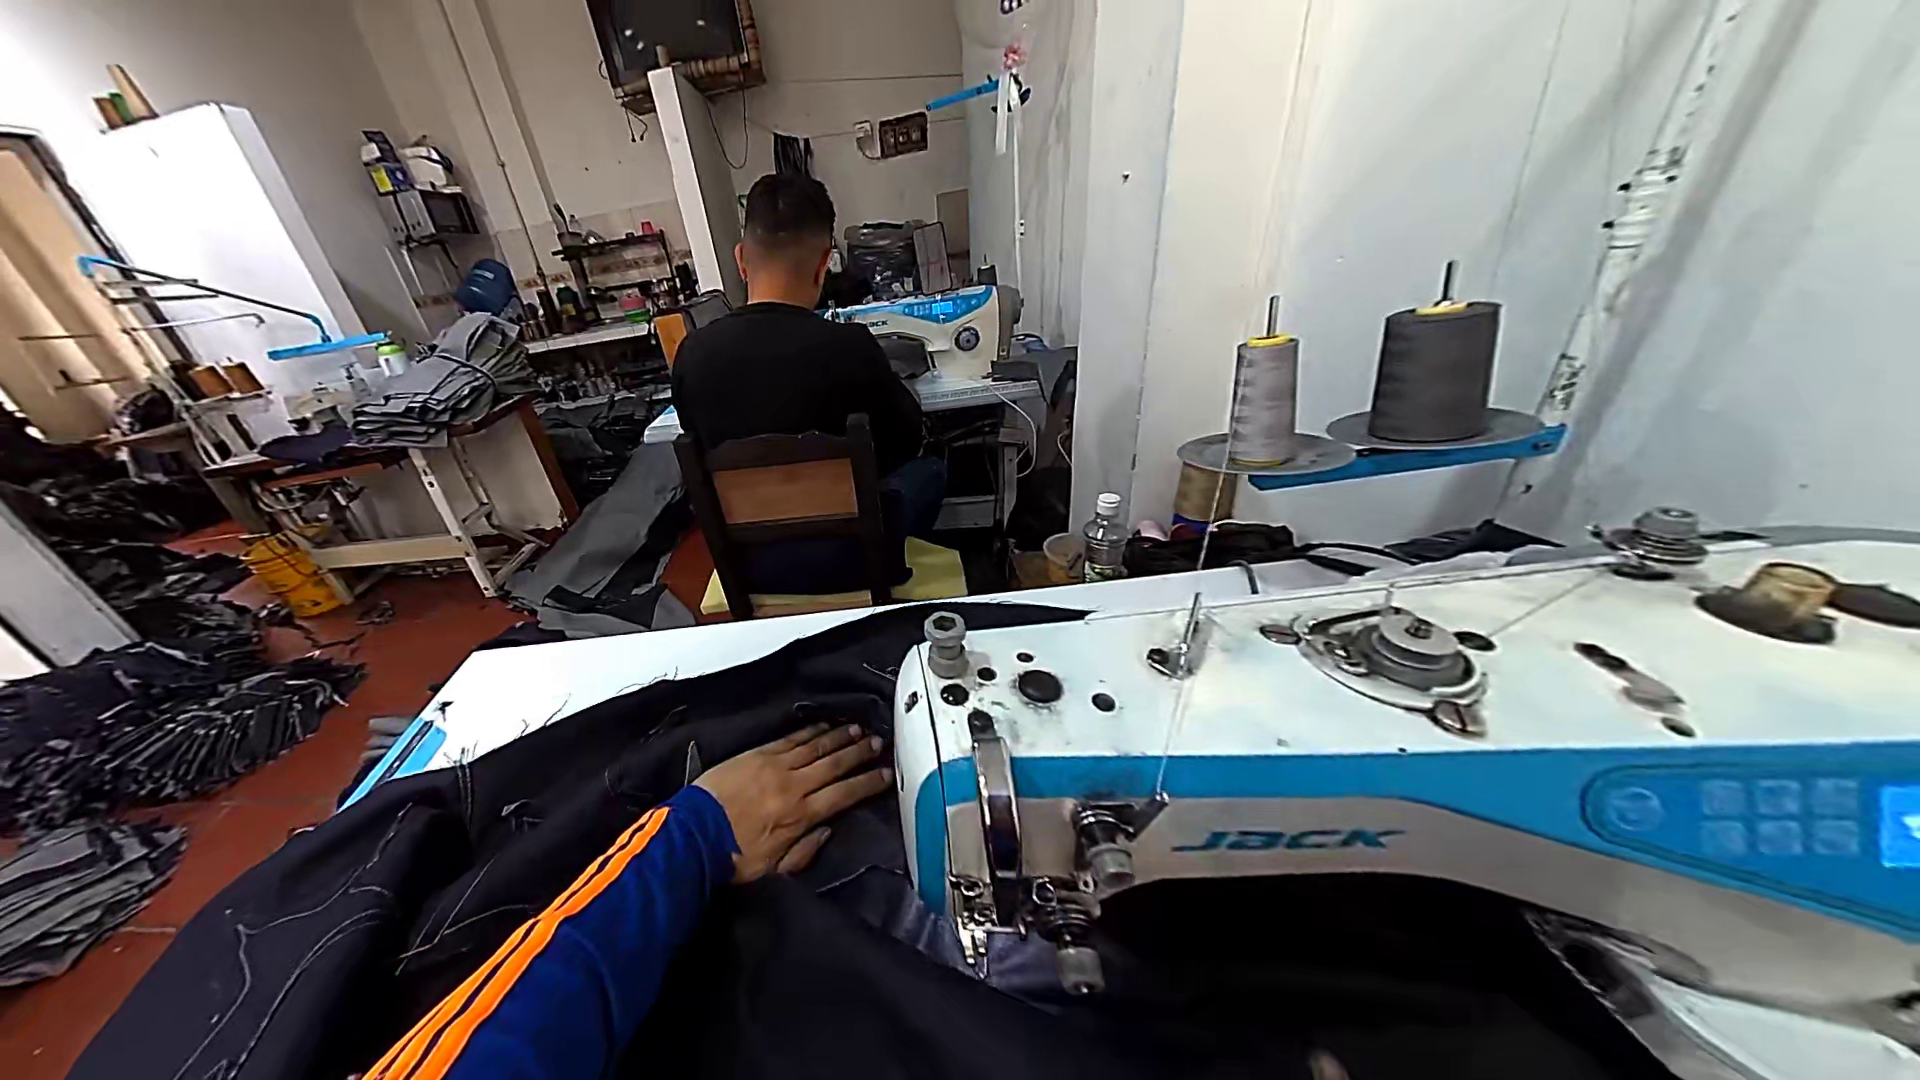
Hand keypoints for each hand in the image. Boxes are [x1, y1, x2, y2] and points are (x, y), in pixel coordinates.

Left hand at [694, 723, 891, 881]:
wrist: (690, 838)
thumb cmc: (729, 859)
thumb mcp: (772, 871)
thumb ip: (804, 852)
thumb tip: (827, 832)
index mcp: (800, 816)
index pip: (844, 794)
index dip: (868, 782)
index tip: (885, 774)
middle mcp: (793, 786)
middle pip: (835, 764)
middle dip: (860, 753)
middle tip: (878, 742)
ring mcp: (776, 767)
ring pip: (817, 747)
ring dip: (840, 737)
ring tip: (858, 729)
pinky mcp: (758, 755)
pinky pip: (791, 739)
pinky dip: (811, 731)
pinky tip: (823, 726)